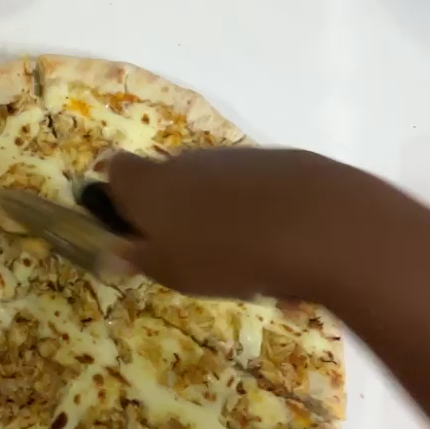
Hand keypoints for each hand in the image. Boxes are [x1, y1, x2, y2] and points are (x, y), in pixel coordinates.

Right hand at [106, 147, 384, 299]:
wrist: (318, 224)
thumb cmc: (225, 254)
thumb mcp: (172, 271)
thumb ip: (138, 258)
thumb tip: (111, 252)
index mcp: (149, 184)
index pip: (115, 169)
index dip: (117, 193)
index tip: (129, 225)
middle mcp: (185, 160)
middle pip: (166, 178)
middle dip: (171, 209)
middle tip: (186, 251)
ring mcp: (232, 157)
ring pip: (211, 183)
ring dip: (215, 210)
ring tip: (239, 256)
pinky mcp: (276, 161)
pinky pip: (251, 188)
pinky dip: (255, 209)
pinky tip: (277, 244)